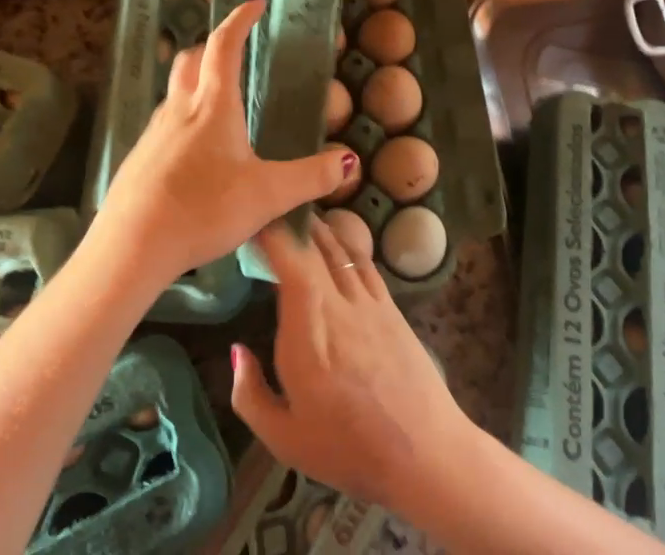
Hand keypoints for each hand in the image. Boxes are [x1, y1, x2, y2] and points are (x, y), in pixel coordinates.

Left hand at [92, 0, 355, 285]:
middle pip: (190, 61)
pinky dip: (184, 120)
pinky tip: (196, 153)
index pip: (224, 47)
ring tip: (220, 103)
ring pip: (175, 93)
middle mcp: (179, 111)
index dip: (240, 20)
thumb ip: (311, 177)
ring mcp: (154, 135)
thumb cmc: (203, 209)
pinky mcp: (140, 161)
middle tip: (235, 52)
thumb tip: (351, 161)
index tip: (255, 3)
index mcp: (212, 106)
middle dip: (212, 48)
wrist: (132, 245)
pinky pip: (165, 126)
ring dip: (196, 84)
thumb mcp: (268, 195)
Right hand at [230, 217, 473, 512]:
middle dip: (289, 219)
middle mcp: (338, 302)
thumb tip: (238, 351)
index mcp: (307, 327)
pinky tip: (335, 239)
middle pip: (314, 243)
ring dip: (317, 226)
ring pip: (340, 247)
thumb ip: (249, 392)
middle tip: (266, 208)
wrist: (426, 455)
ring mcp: (370, 302)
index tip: (248, 218)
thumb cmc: (348, 449)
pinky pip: (364, 263)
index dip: (269, 229)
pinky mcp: (392, 309)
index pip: (288, 256)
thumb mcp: (282, 437)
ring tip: (296, 213)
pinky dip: (345, 243)